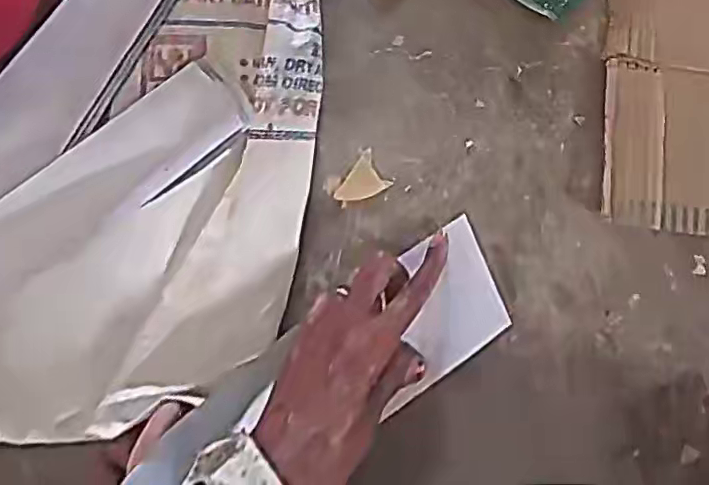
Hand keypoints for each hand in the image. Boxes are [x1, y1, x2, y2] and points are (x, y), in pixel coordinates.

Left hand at [251, 235, 446, 484]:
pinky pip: (326, 304)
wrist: (271, 469)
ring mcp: (319, 329)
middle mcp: (345, 327)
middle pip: (377, 267)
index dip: (430, 264)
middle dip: (396, 270)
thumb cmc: (321, 451)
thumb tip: (409, 359)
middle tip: (404, 287)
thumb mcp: (372, 417)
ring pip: (351, 282)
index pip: (411, 292)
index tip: (438, 246)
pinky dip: (341, 306)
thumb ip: (393, 376)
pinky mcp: (300, 338)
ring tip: (375, 311)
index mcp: (372, 344)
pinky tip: (344, 327)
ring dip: (367, 290)